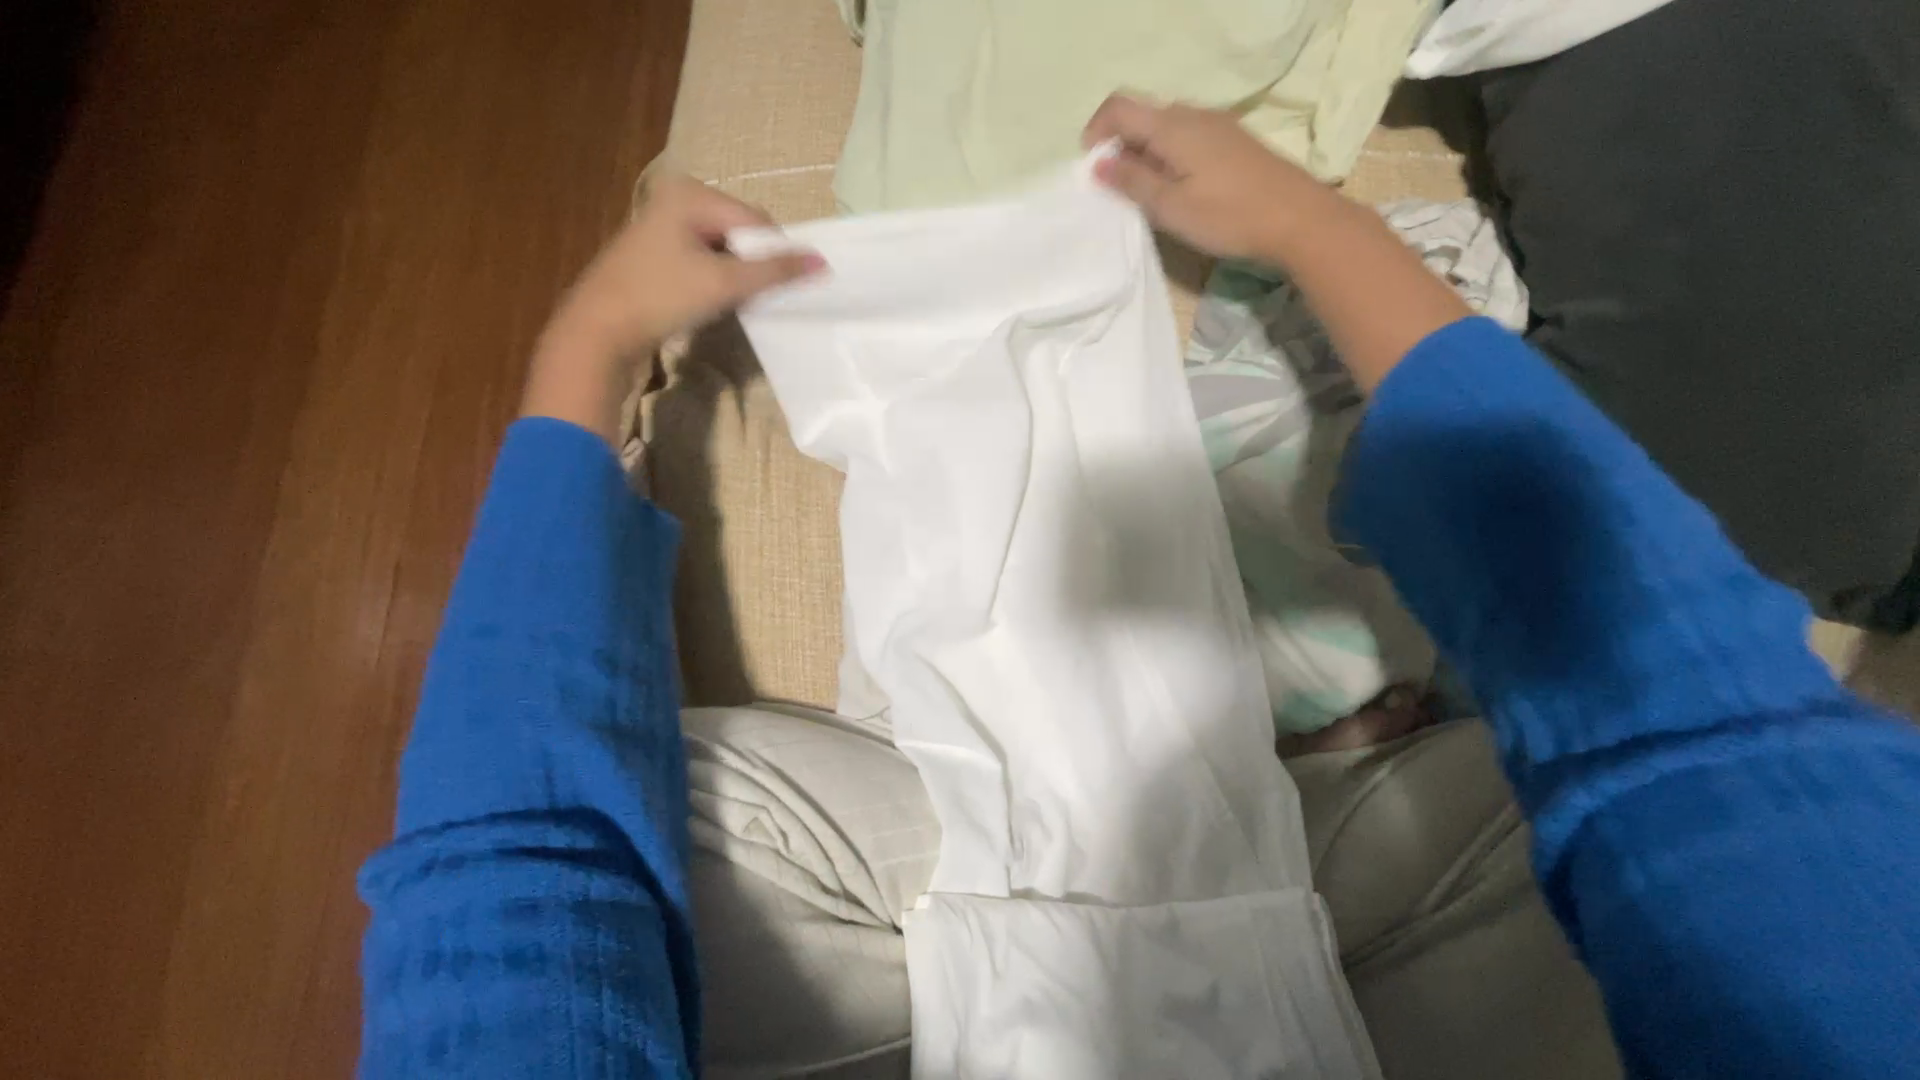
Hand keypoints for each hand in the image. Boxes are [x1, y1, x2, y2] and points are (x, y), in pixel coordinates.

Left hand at [523, 174, 823, 441]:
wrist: (600, 330)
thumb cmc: (662, 297)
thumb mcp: (724, 283)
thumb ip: (775, 271)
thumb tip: (822, 262)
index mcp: (691, 192)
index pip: (757, 220)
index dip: (774, 255)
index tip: (778, 289)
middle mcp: (678, 196)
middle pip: (742, 231)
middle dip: (755, 264)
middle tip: (754, 297)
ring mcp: (666, 222)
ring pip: (726, 247)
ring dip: (738, 275)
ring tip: (732, 302)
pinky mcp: (659, 249)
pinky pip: (707, 257)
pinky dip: (718, 278)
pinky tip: (712, 301)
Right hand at [1082, 95, 1332, 261]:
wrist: (1299, 220)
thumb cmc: (1227, 216)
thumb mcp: (1171, 206)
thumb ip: (1132, 182)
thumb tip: (1099, 164)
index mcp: (1172, 126)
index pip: (1119, 107)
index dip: (1096, 131)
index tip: (1092, 168)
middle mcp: (1193, 115)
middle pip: (1143, 116)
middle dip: (1120, 146)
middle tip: (1116, 189)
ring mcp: (1217, 126)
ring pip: (1166, 128)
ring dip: (1145, 154)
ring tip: (1146, 195)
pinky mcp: (1233, 142)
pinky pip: (1187, 139)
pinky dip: (1169, 158)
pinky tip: (1177, 190)